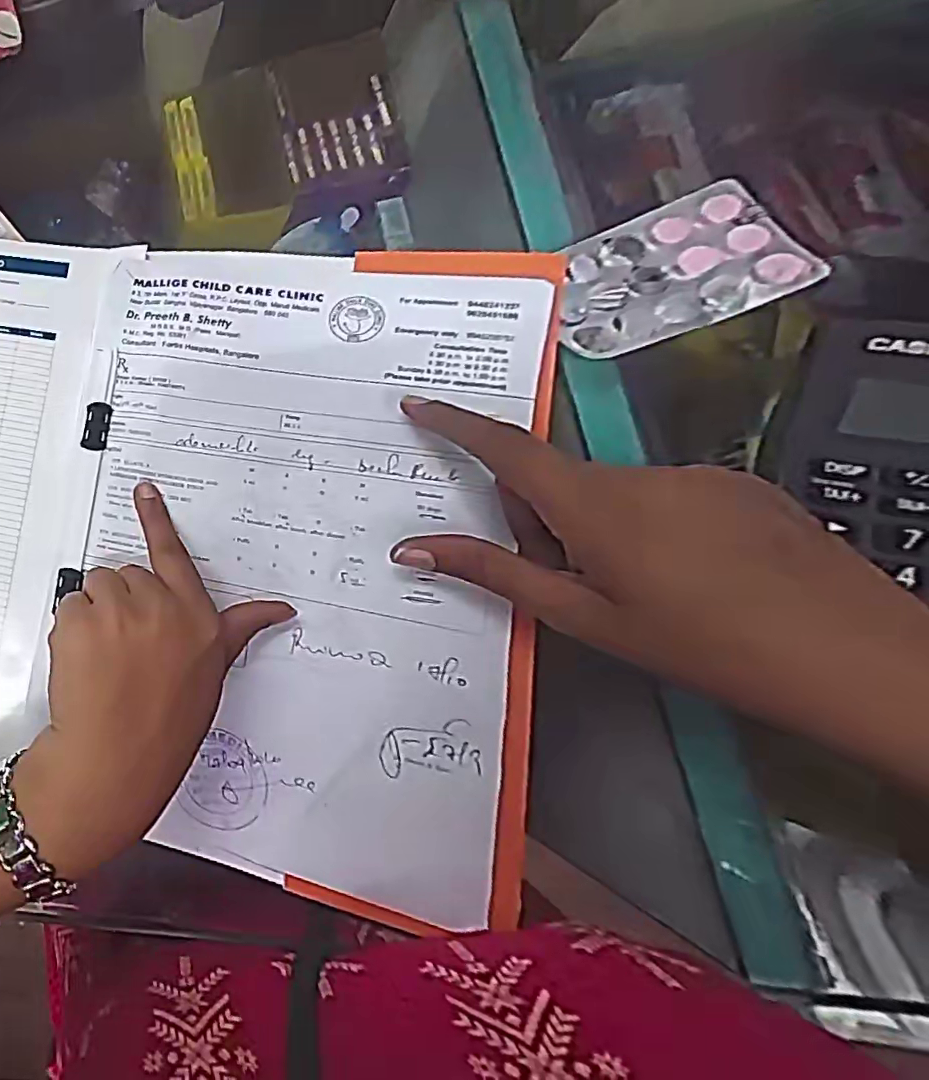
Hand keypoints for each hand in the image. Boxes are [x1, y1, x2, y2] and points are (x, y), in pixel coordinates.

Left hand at [16, 482, 296, 877]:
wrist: (116, 756)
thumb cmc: (164, 722)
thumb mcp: (210, 673)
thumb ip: (236, 629)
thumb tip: (278, 609)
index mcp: (195, 618)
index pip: (174, 556)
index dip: (157, 519)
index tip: (144, 491)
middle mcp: (159, 607)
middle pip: (122, 575)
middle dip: (119, 604)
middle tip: (123, 648)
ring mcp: (118, 611)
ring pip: (92, 589)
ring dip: (93, 615)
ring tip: (104, 658)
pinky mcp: (80, 619)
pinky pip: (67, 607)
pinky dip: (69, 630)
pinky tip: (83, 663)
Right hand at [390, 396, 928, 785]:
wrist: (865, 661)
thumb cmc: (707, 644)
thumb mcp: (578, 613)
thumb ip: (492, 570)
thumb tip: (416, 549)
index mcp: (597, 506)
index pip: (508, 450)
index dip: (456, 425)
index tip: (423, 406)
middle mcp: (647, 477)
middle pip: (555, 478)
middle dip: (536, 518)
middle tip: (562, 575)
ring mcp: (699, 478)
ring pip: (606, 490)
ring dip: (589, 526)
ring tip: (628, 585)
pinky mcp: (739, 489)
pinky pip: (658, 493)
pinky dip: (640, 524)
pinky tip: (674, 573)